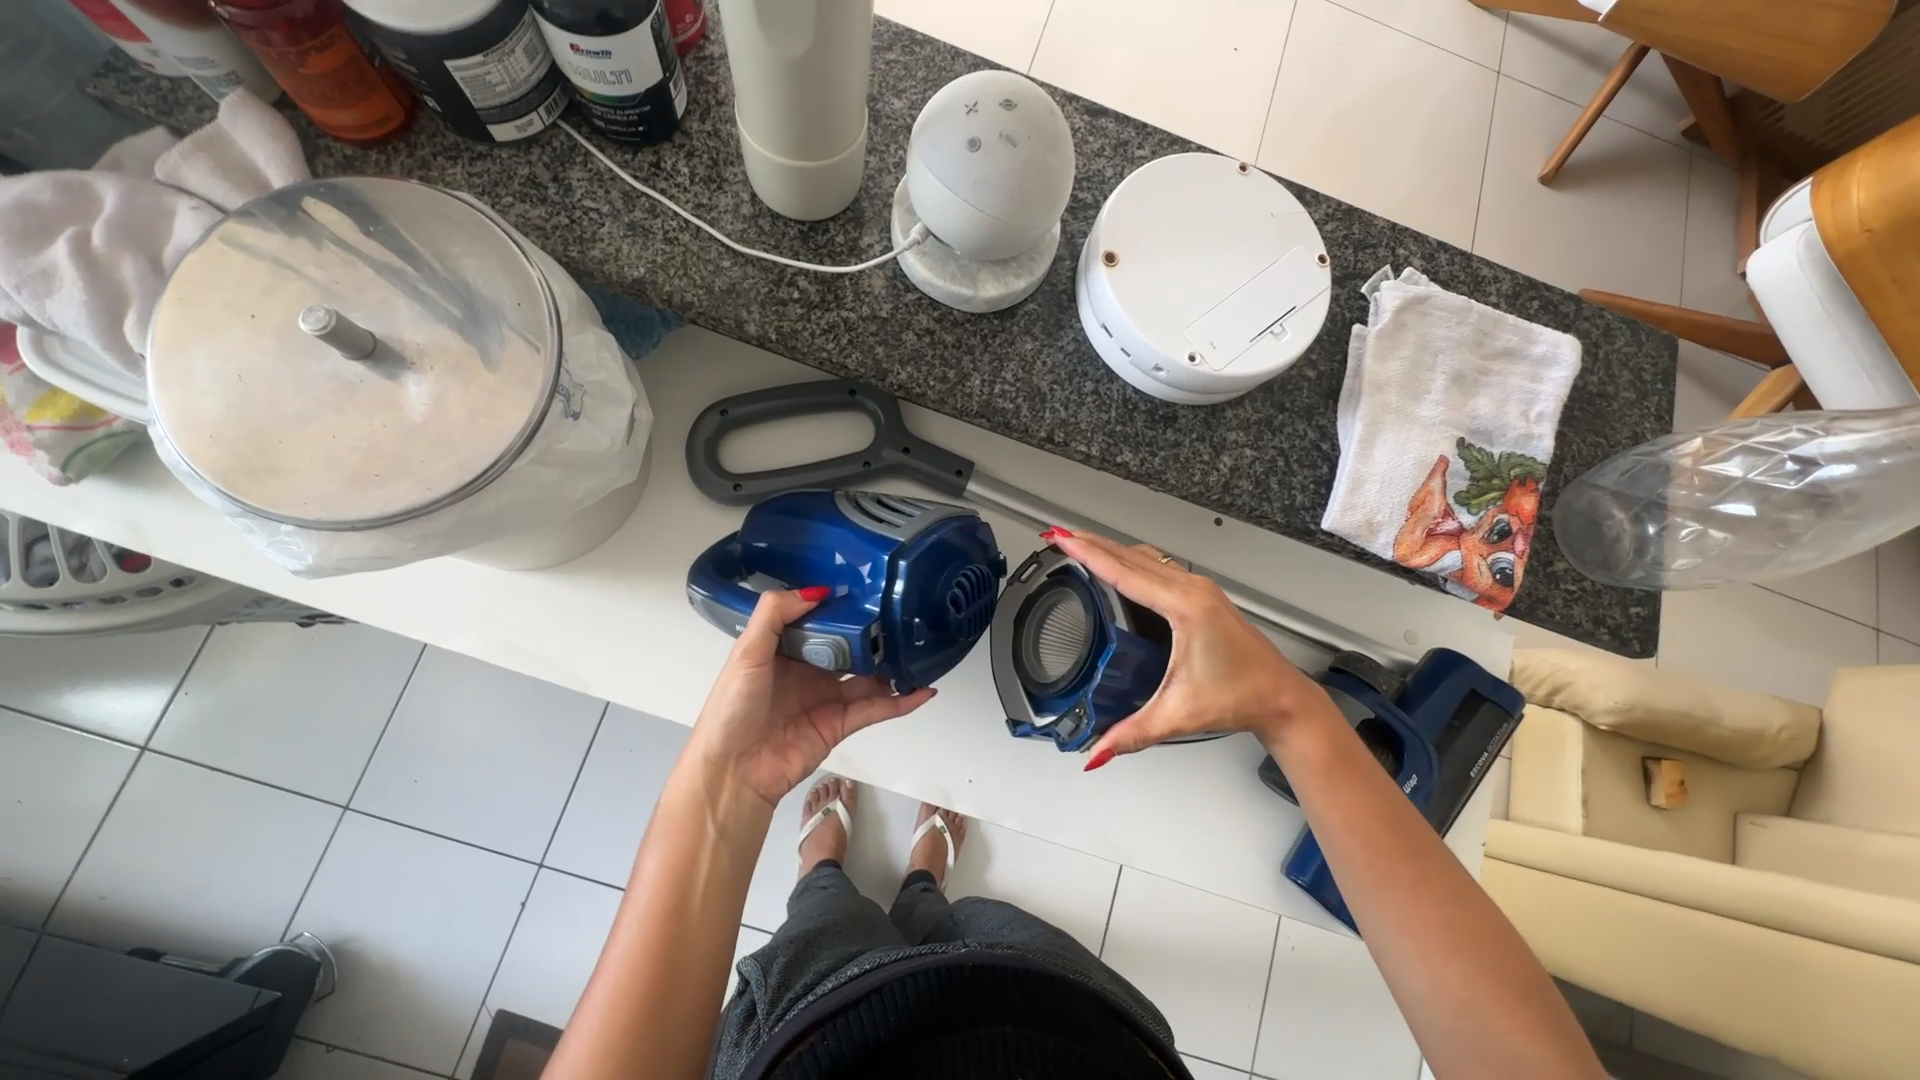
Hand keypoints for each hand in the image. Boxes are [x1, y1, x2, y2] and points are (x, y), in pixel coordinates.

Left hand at [689, 588, 934, 807]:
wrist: (733, 771)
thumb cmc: (732, 709)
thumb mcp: (746, 652)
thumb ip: (775, 614)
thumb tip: (817, 590)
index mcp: (783, 651)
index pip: (818, 622)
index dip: (840, 607)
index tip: (868, 589)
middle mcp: (807, 673)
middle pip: (848, 648)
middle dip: (872, 634)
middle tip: (902, 615)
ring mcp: (826, 700)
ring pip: (868, 677)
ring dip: (892, 666)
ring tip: (919, 649)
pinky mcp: (840, 726)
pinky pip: (876, 709)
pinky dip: (901, 702)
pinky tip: (923, 690)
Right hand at [1048, 530, 1334, 766]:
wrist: (1282, 698)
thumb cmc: (1242, 697)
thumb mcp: (1178, 715)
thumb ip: (1132, 734)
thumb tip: (1096, 750)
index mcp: (1185, 608)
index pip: (1124, 573)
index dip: (1089, 554)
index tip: (1063, 540)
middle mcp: (1193, 590)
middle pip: (1131, 556)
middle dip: (1092, 543)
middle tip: (1059, 536)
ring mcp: (1201, 590)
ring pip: (1146, 558)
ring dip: (1111, 549)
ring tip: (1081, 544)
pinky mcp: (1204, 596)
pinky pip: (1160, 567)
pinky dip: (1131, 560)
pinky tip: (1120, 566)